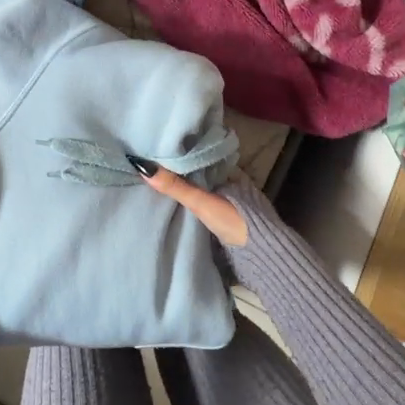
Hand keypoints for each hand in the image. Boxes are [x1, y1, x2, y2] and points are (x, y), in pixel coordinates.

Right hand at [129, 157, 248, 246]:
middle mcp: (235, 180)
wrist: (262, 254)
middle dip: (188, 170)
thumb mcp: (201, 202)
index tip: (165, 149)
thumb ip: (176, 187)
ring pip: (210, 187)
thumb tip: (142, 166)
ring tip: (168, 181)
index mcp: (231, 170)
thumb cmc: (233, 221)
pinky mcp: (235, 217)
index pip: (204, 156)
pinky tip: (187, 202)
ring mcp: (237, 199)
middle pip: (206, 172)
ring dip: (194, 186)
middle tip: (160, 166)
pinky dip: (200, 200)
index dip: (186, 153)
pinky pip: (213, 201)